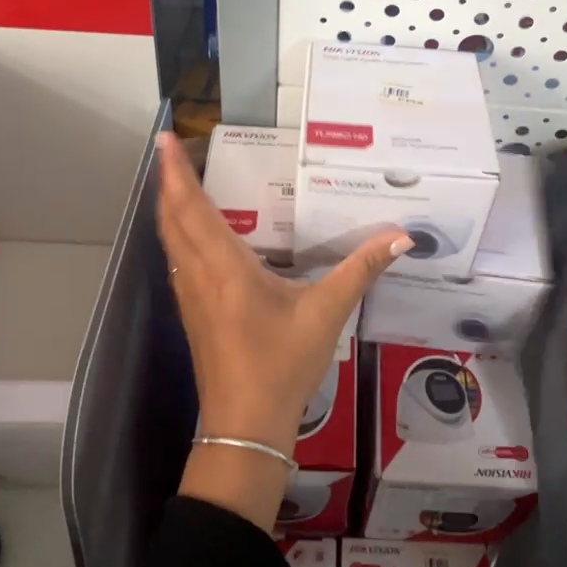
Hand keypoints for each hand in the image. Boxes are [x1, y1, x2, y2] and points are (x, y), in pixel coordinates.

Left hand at [154, 132, 411, 527]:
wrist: (245, 427)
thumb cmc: (281, 365)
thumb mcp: (326, 314)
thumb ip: (361, 271)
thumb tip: (401, 237)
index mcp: (225, 268)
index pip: (193, 209)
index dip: (177, 173)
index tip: (165, 139)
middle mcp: (199, 275)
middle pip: (173, 219)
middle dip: (168, 181)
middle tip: (168, 147)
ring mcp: (190, 297)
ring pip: (170, 240)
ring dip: (168, 207)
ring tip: (175, 180)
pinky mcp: (191, 315)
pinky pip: (176, 260)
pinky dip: (175, 235)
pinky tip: (189, 235)